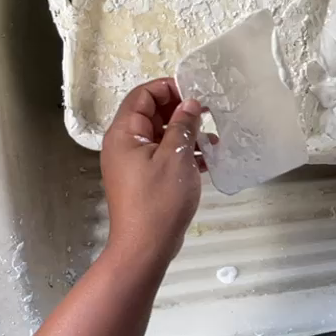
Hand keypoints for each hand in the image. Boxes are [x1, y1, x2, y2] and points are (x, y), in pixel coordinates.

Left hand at [100, 78, 204, 267]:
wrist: (145, 246)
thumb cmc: (158, 201)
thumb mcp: (176, 157)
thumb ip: (183, 125)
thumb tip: (190, 104)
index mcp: (125, 133)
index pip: (143, 95)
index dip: (169, 89)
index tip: (196, 94)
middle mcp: (124, 144)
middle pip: (151, 113)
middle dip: (180, 111)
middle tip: (208, 114)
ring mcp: (133, 162)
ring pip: (160, 135)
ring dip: (185, 133)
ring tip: (211, 139)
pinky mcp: (144, 179)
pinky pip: (163, 155)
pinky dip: (182, 153)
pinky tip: (206, 160)